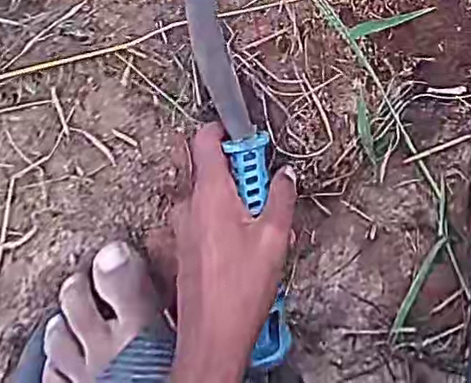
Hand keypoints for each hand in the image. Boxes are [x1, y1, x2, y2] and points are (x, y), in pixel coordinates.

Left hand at [168, 123, 296, 382]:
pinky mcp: (185, 248)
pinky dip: (227, 219)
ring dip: (237, 198)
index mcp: (210, 193)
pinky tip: (248, 244)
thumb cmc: (239, 292)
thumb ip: (282, 195)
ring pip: (212, 194)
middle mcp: (190, 205)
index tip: (249, 136)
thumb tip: (286, 174)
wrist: (211, 342)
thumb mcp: (274, 236)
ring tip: (263, 223)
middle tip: (266, 189)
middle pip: (212, 166)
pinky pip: (206, 217)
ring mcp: (184, 228)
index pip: (205, 138)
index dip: (226, 128)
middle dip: (242, 171)